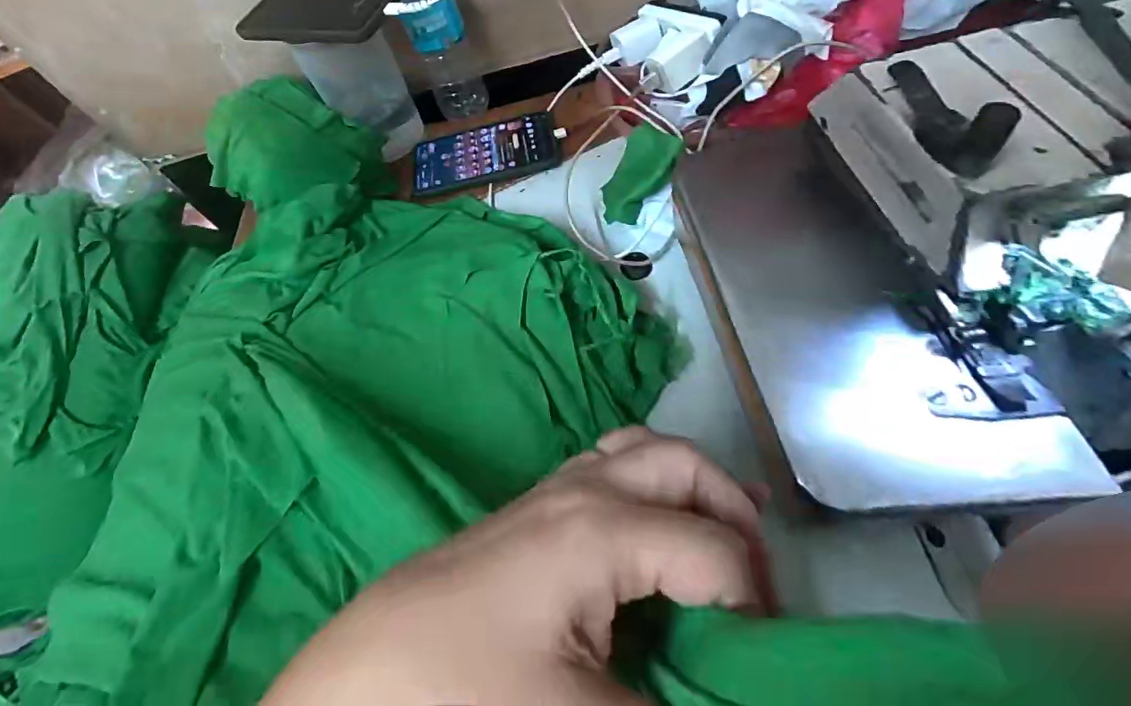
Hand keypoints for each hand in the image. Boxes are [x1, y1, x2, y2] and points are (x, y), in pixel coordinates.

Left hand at [264, 427, 772, 705]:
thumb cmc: (473, 685)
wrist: (374, 671)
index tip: (755, 660)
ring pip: (640, 450)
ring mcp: (552, 491)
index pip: (714, 549)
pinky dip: (651, 487)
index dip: (754, 604)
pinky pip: (608, 469)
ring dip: (692, 486)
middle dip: (731, 513)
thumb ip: (675, 699)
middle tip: (756, 590)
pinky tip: (659, 532)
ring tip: (729, 539)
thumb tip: (726, 685)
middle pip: (681, 464)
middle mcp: (581, 490)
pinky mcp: (534, 509)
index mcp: (600, 529)